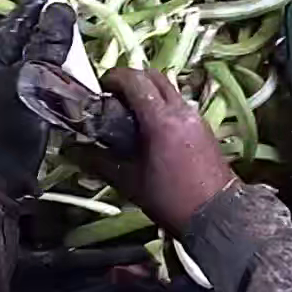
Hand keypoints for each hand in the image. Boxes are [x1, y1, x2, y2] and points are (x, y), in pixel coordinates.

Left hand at [0, 0, 74, 191]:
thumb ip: (46, 44)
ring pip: (21, 61)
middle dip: (43, 31)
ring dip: (43, 55)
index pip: (18, 20)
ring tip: (68, 53)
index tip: (63, 0)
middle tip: (71, 27)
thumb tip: (59, 7)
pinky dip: (41, 77)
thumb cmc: (8, 126)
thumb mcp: (31, 80)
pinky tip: (56, 84)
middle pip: (18, 40)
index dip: (40, 9)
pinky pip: (24, 82)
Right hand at [92, 67, 235, 233]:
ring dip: (148, 90)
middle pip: (154, 76)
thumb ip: (99, 162)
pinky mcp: (204, 126)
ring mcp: (196, 117)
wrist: (219, 216)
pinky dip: (162, 103)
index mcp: (161, 121)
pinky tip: (150, 126)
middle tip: (112, 95)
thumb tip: (72, 151)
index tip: (99, 86)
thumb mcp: (130, 183)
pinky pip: (179, 103)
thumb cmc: (171, 200)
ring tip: (129, 111)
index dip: (114, 77)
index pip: (135, 81)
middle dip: (131, 79)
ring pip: (169, 88)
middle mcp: (181, 111)